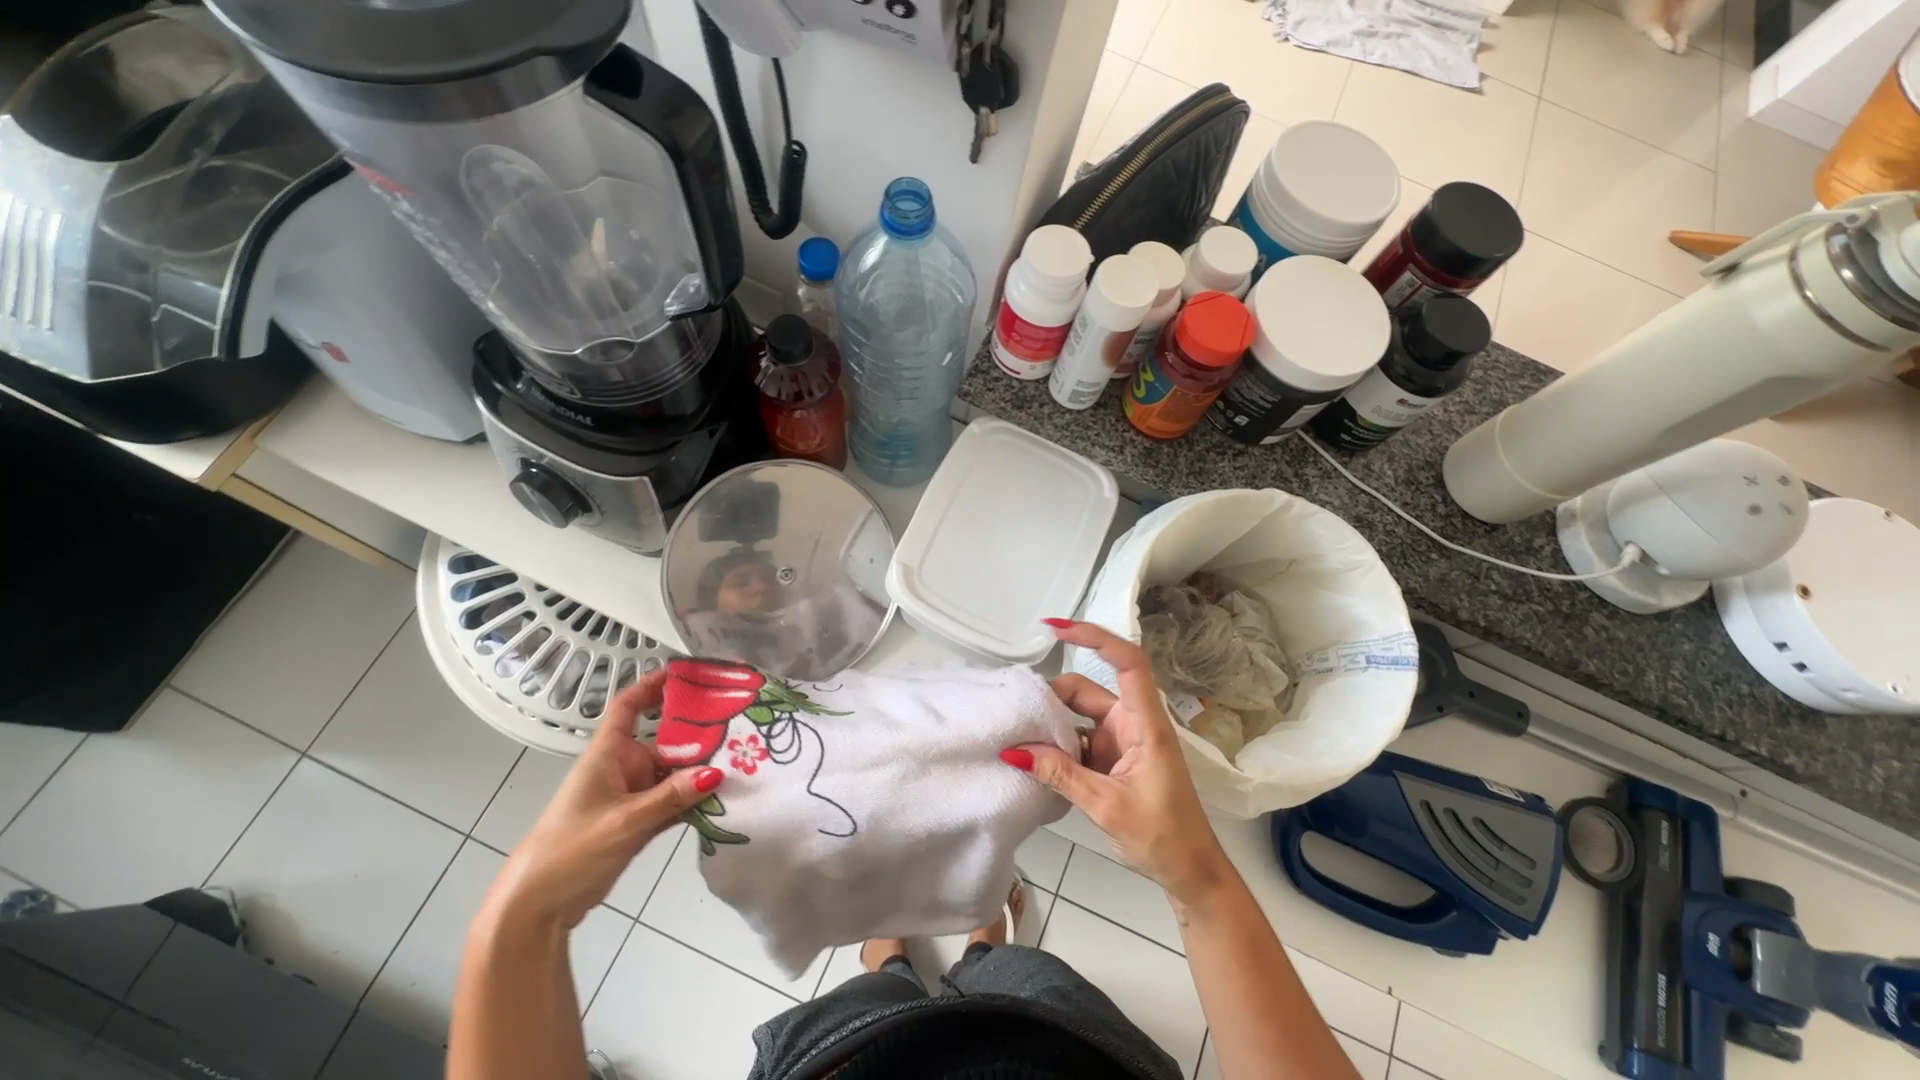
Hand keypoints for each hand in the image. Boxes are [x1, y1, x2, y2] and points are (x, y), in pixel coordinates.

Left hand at [484, 673, 721, 929]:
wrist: (538, 904)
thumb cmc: (572, 849)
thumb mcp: (625, 821)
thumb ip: (672, 797)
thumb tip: (717, 772)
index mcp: (607, 755)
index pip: (628, 707)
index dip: (652, 686)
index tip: (686, 673)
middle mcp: (621, 768)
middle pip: (664, 742)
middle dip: (698, 736)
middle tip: (740, 727)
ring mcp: (630, 797)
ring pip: (673, 775)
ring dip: (701, 773)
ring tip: (745, 761)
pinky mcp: (637, 823)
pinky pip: (672, 802)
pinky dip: (694, 801)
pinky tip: (725, 798)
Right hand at [1003, 619, 1230, 905]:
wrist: (1190, 871)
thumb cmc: (1163, 836)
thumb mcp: (1107, 806)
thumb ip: (1060, 775)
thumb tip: (1014, 752)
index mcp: (1146, 724)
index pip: (1127, 662)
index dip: (1095, 638)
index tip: (1055, 628)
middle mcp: (1133, 724)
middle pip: (1089, 690)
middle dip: (1052, 693)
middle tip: (1014, 706)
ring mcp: (1122, 741)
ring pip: (1079, 715)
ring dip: (1050, 722)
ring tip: (1014, 731)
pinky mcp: (1112, 760)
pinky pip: (1078, 740)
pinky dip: (1056, 745)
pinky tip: (1030, 756)